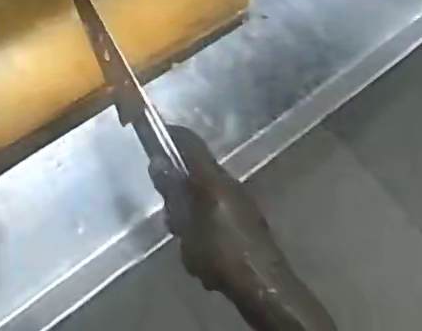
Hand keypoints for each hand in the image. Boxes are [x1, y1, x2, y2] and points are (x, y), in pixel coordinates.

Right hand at [165, 127, 333, 330]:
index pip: (189, 141)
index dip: (171, 134)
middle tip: (168, 209)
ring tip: (185, 236)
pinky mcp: (249, 224)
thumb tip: (158, 162)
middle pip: (196, 171)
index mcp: (211, 176)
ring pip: (207, 195)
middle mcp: (229, 182)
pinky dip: (207, 225)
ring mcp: (242, 203)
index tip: (156, 136)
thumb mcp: (185, 223)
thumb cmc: (221, 252)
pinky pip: (220, 214)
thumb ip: (171, 192)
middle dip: (179, 187)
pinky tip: (203, 251)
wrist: (265, 288)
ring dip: (193, 210)